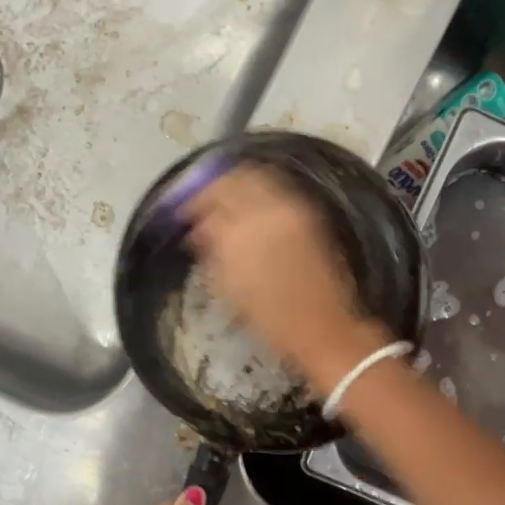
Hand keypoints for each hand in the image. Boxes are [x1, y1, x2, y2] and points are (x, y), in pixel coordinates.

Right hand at [183, 168, 392, 389]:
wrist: (322, 326)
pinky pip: (278, 192)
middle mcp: (269, 209)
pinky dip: (260, 196)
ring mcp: (293, 208)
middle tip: (204, 203)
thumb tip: (199, 229)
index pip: (211, 194)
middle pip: (236, 178)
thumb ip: (211, 249)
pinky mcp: (310, 215)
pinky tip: (252, 215)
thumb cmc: (270, 318)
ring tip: (227, 208)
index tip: (182, 212)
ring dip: (239, 187)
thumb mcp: (229, 287)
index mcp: (243, 229)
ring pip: (259, 179)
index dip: (193, 200)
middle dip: (216, 186)